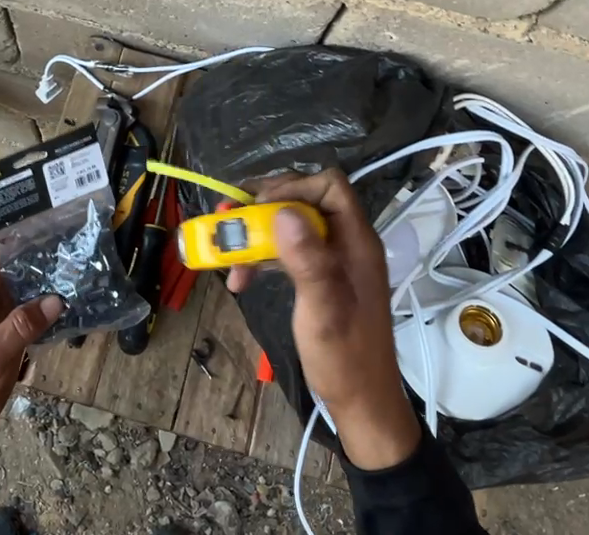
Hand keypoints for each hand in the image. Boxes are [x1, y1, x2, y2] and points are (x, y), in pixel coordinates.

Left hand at [0, 239, 63, 455]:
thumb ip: (22, 326)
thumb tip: (56, 299)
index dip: (9, 226)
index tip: (40, 209)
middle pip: (10, 264)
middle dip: (36, 247)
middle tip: (72, 231)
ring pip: (22, 287)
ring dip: (44, 275)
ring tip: (78, 257)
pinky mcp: (6, 336)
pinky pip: (27, 313)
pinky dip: (46, 304)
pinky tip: (71, 297)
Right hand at [227, 171, 420, 469]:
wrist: (361, 403)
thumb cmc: (345, 358)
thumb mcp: (323, 310)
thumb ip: (307, 261)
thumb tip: (283, 212)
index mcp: (356, 241)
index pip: (329, 186)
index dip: (292, 187)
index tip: (258, 207)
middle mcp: (346, 242)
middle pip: (304, 200)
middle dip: (263, 207)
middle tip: (229, 219)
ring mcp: (333, 259)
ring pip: (291, 225)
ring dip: (256, 234)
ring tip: (227, 253)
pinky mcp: (320, 277)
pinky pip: (288, 250)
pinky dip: (262, 257)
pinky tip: (241, 279)